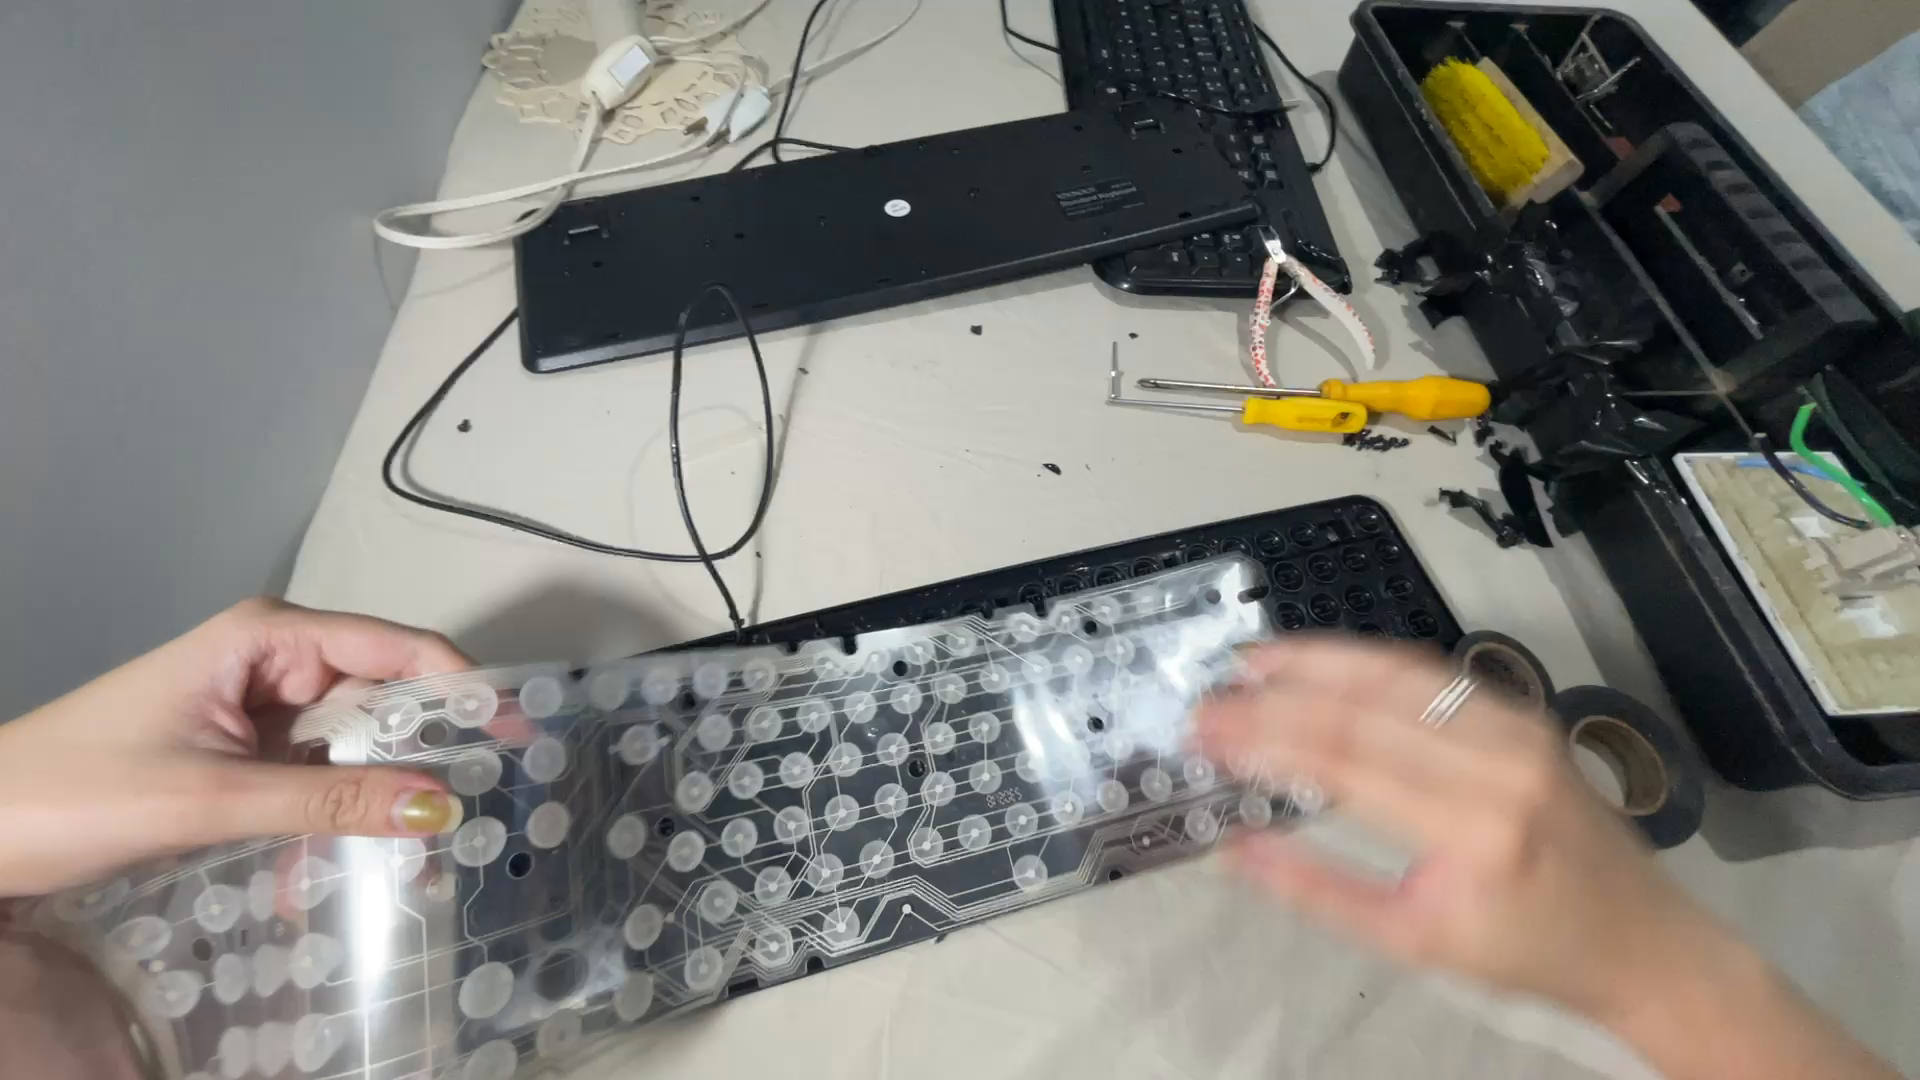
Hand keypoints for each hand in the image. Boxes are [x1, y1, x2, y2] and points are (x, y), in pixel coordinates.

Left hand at [0, 598, 470, 898]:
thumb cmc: (62, 795)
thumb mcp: (208, 798)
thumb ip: (331, 799)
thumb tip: (443, 807)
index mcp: (274, 637)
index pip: (401, 648)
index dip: (465, 686)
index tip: (514, 732)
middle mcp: (285, 659)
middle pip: (390, 692)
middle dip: (434, 743)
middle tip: (488, 790)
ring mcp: (273, 702)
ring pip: (365, 735)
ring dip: (395, 781)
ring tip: (442, 828)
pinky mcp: (261, 745)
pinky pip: (331, 766)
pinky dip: (353, 802)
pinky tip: (373, 840)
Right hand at [1194, 637, 1726, 1022]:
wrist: (1648, 942)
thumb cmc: (1527, 951)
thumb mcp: (1413, 943)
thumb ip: (1316, 890)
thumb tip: (1234, 849)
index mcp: (1473, 829)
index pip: (1341, 760)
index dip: (1262, 739)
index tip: (1206, 733)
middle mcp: (1496, 762)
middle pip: (1356, 709)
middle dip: (1269, 700)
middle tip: (1210, 702)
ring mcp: (1513, 725)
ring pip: (1387, 671)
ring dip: (1308, 661)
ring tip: (1248, 664)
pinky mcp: (1517, 709)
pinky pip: (1419, 670)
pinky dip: (1355, 659)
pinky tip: (1312, 660)